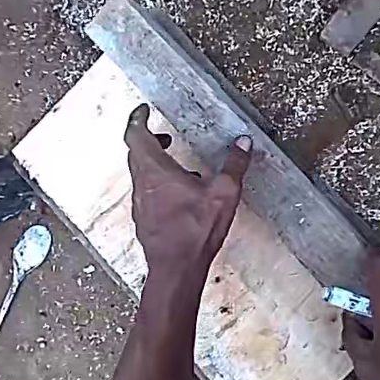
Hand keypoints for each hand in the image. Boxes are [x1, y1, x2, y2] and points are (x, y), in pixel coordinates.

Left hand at [124, 104, 251, 283]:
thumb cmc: (196, 230)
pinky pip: (147, 192)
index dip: (138, 119)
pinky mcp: (144, 219)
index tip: (143, 110)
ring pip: (141, 174)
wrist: (175, 269)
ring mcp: (140, 204)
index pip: (136, 135)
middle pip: (136, 153)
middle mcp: (142, 184)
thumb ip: (234, 165)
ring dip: (155, 163)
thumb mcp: (224, 194)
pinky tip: (181, 196)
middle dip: (149, 139)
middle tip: (165, 135)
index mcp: (155, 170)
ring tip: (179, 165)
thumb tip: (243, 142)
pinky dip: (159, 184)